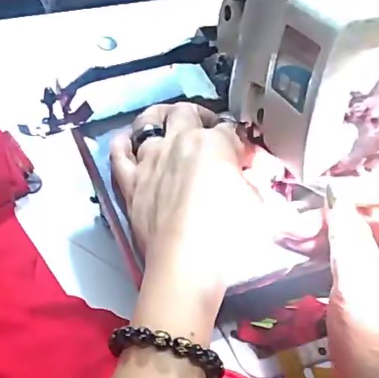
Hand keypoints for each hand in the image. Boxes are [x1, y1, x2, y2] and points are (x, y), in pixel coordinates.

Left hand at [109, 103, 254, 337]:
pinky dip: (122, 142)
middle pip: (186, 113)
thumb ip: (255, 183)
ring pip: (148, 123)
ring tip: (168, 121)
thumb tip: (253, 178)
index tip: (242, 156)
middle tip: (207, 128)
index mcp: (214, 143)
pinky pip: (119, 154)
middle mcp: (178, 143)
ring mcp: (150, 161)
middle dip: (199, 115)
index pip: (229, 129)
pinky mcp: (130, 183)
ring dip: (159, 118)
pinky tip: (127, 139)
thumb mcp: (260, 205)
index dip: (238, 141)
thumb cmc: (227, 236)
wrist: (186, 263)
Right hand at [325, 171, 378, 377]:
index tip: (365, 195)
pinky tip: (311, 237)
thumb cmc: (376, 346)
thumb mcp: (358, 287)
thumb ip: (349, 237)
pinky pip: (371, 238)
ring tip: (307, 225)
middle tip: (329, 204)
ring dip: (346, 217)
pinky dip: (342, 234)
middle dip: (367, 199)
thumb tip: (338, 200)